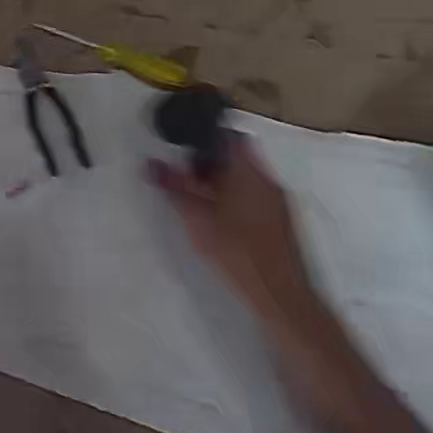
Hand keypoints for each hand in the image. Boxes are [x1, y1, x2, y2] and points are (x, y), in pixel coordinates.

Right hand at [149, 134, 314, 324]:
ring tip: (197, 202)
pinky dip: (236, 201)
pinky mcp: (282, 225)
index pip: (230, 135)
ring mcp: (279, 203)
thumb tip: (150, 163)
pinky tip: (219, 223)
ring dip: (222, 184)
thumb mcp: (196, 217)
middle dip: (210, 164)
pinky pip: (255, 198)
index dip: (206, 135)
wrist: (280, 297)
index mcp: (249, 171)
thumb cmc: (236, 250)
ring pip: (246, 180)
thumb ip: (174, 187)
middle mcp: (268, 180)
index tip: (185, 146)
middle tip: (185, 177)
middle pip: (238, 157)